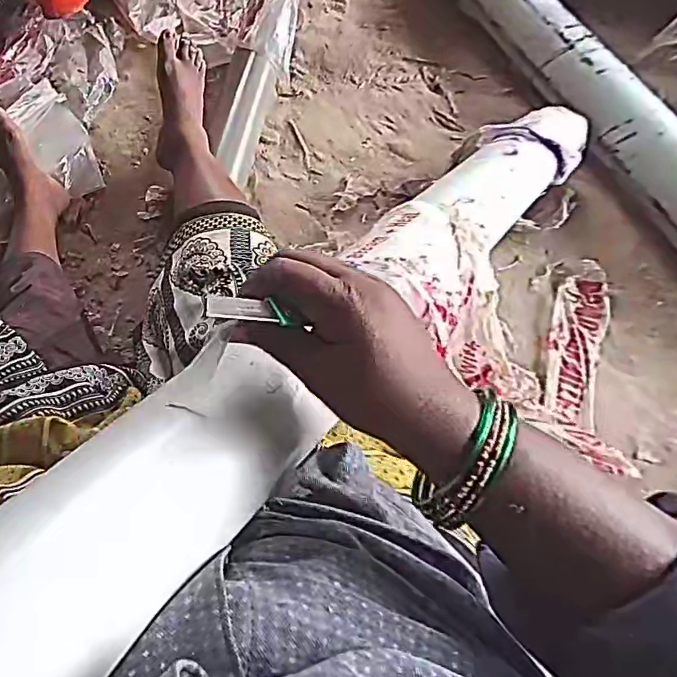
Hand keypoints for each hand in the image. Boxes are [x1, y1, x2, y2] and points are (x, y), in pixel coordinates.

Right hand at [236, 251, 479, 455]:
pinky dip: (316, 293)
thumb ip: (272, 339)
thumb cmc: (377, 398)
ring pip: (319, 267)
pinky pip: (339, 281)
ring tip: (287, 324)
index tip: (243, 309)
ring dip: (294, 287)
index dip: (255, 285)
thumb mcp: (313, 370)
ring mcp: (377, 287)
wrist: (435, 417)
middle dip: (271, 281)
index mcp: (344, 298)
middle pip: (299, 259)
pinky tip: (314, 326)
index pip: (284, 269)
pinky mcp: (385, 298)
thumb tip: (240, 328)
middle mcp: (363, 282)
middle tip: (260, 315)